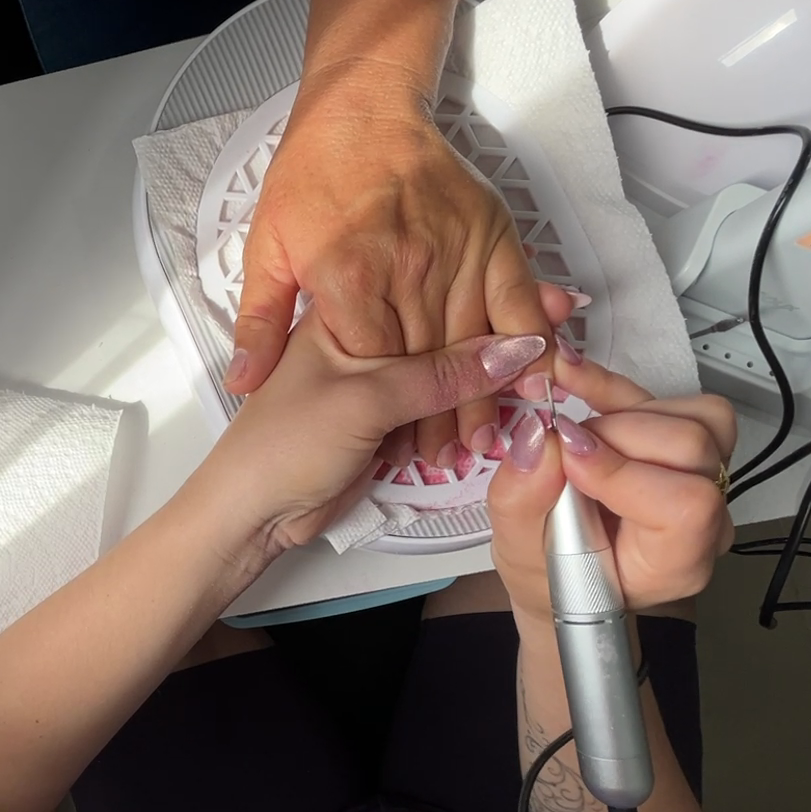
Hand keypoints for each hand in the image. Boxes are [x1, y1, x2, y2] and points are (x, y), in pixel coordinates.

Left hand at [192, 316, 547, 556]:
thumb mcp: (361, 401)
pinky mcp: (380, 411)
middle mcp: (364, 333)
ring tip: (551, 377)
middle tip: (562, 361)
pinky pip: (435, 398)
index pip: (435, 305)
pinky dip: (470, 401)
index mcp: (347, 310)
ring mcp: (373, 372)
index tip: (550, 332)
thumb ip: (435, 376)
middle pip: (448, 332)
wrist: (249, 506)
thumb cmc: (283, 444)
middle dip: (505, 349)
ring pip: (447, 364)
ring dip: (494, 378)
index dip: (494, 321)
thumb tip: (512, 355)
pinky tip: (510, 396)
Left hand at [224, 59, 552, 467]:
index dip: (394, 415)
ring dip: (488, 393)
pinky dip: (530, 335)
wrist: (357, 111)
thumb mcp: (265, 253)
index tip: (404, 454)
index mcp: (348, 282)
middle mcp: (406, 270)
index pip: (378, 366)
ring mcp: (452, 251)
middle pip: (429, 363)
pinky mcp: (487, 233)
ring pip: (475, 339)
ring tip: (493, 438)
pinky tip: (538, 372)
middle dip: (445, 419)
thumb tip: (243, 380)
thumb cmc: (305, 184)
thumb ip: (260, 322)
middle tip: (453, 462)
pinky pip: (516, 294)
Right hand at [487, 358, 737, 617]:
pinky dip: (614, 384)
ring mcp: (703, 481)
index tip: (565, 456)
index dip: (623, 470)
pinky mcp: (681, 447)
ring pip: (697, 418)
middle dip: (615, 434)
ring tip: (572, 433)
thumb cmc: (545, 574)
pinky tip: (571, 376)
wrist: (562, 572)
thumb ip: (522, 499)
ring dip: (623, 413)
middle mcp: (705, 523)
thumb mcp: (515, 551)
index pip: (684, 505)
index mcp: (672, 563)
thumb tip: (537, 436)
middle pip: (693, 449)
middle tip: (559, 446)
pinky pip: (669, 399)